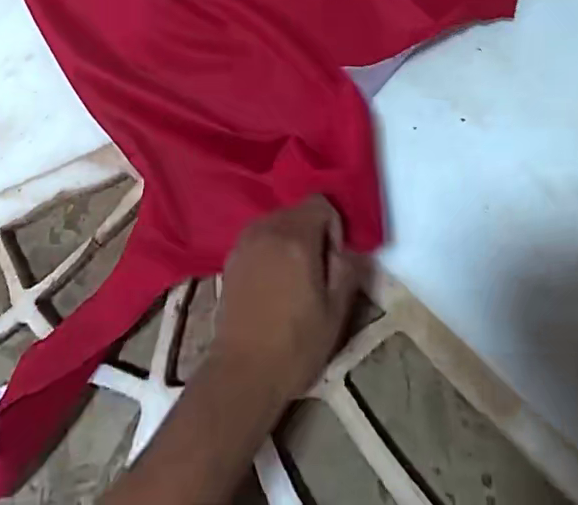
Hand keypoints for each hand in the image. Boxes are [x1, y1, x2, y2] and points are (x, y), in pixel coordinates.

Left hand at [209, 195, 364, 402]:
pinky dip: (270, 250)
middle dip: (312, 233)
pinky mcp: (229, 260)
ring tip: (293, 279)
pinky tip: (271, 285)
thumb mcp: (336, 311)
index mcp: (295, 238)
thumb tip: (348, 251)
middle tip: (316, 272)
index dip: (333, 227)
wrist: (242, 374)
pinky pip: (258, 239)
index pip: (320, 203)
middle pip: (297, 211)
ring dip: (290, 240)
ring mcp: (244, 244)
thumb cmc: (295, 345)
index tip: (332, 262)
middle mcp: (267, 230)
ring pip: (276, 223)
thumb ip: (348, 269)